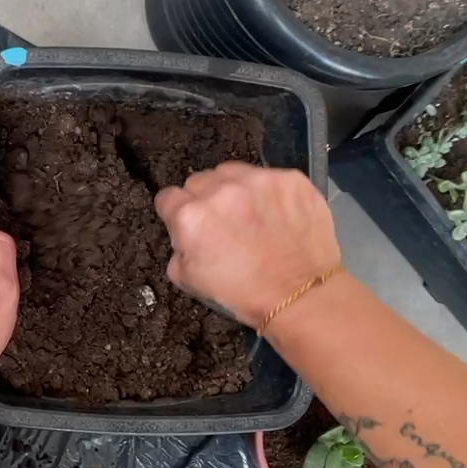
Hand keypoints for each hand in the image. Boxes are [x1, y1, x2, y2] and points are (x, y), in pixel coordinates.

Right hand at [153, 163, 339, 324]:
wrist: (299, 295)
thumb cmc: (239, 292)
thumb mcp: (186, 278)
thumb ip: (176, 245)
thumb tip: (183, 233)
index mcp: (190, 216)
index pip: (167, 197)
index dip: (174, 211)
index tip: (187, 223)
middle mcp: (221, 190)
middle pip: (198, 181)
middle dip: (203, 199)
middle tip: (220, 222)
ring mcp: (258, 181)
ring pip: (231, 172)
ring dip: (232, 189)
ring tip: (247, 213)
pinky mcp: (290, 179)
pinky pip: (267, 176)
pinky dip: (266, 192)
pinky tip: (274, 214)